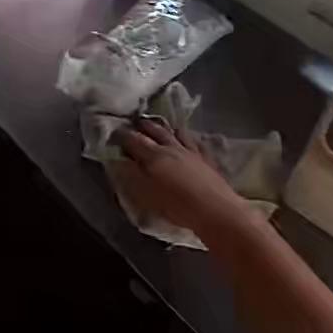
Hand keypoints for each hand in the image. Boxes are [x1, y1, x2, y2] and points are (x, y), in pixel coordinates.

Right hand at [114, 117, 253, 235]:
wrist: (215, 210)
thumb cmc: (176, 206)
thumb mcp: (146, 196)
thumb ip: (131, 177)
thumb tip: (119, 161)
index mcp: (154, 157)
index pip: (135, 141)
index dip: (124, 136)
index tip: (117, 133)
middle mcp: (172, 148)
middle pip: (157, 132)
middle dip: (145, 126)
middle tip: (138, 122)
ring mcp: (192, 152)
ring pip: (178, 134)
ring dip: (168, 130)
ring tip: (164, 128)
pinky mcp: (208, 159)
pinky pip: (197, 143)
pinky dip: (190, 139)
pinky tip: (192, 141)